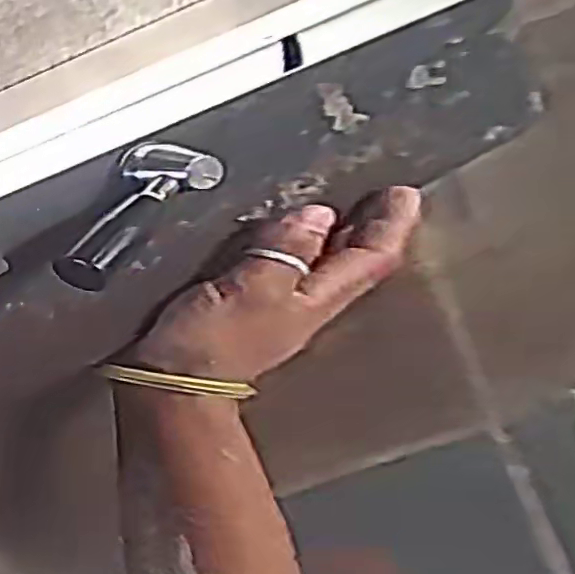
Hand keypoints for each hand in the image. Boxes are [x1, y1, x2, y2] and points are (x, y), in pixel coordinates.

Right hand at [130, 186, 422, 382]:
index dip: (388, 224)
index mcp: (314, 299)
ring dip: (327, 241)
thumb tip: (315, 214)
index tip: (402, 194)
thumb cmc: (211, 339)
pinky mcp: (238, 310)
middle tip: (378, 200)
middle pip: (349, 263)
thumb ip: (280, 252)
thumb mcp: (248, 290)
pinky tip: (273, 246)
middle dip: (365, 231)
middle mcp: (303, 304)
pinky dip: (287, 252)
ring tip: (331, 217)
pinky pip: (279, 273)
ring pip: (317, 268)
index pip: (366, 257)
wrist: (172, 379)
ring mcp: (272, 310)